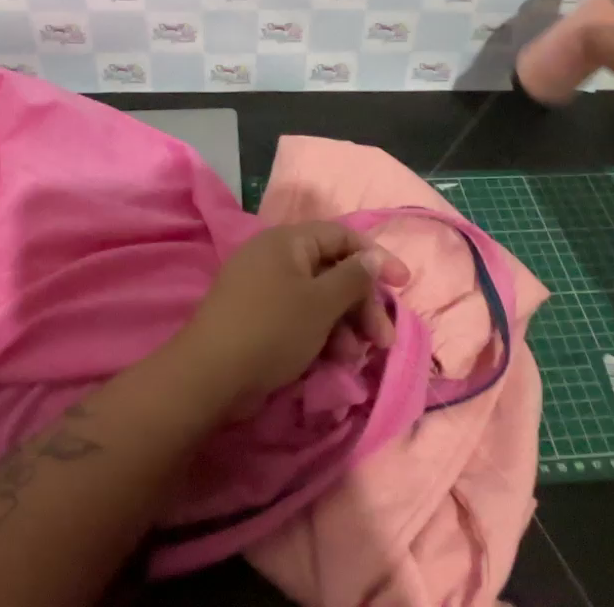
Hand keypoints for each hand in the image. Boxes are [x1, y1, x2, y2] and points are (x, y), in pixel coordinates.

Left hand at [173, 222, 411, 415]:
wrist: (210, 376)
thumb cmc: (272, 329)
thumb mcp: (321, 302)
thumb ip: (354, 277)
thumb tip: (374, 255)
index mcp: (288, 242)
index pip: (342, 236)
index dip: (376, 258)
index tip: (403, 285)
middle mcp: (275, 258)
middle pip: (333, 271)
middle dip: (362, 304)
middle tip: (382, 339)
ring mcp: (264, 289)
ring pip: (318, 299)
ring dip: (344, 326)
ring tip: (353, 357)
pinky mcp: (258, 319)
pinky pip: (299, 318)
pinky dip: (320, 335)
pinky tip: (333, 362)